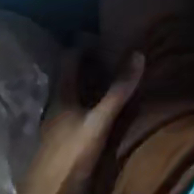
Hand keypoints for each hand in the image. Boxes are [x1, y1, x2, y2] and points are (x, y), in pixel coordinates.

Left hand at [18, 49, 142, 193]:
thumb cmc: (70, 156)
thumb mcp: (98, 122)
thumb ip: (117, 91)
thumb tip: (138, 53)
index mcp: (61, 95)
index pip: (69, 57)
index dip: (85, 44)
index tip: (107, 38)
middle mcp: (55, 106)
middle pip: (71, 76)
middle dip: (91, 65)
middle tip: (115, 57)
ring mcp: (55, 127)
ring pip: (73, 97)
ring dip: (90, 87)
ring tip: (113, 82)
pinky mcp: (60, 144)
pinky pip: (75, 115)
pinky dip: (88, 107)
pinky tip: (101, 113)